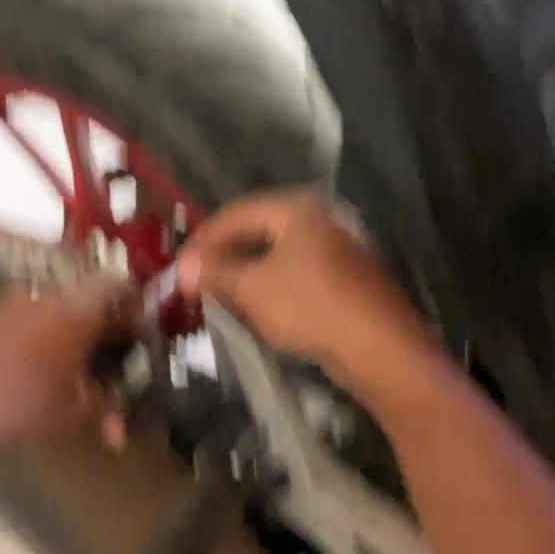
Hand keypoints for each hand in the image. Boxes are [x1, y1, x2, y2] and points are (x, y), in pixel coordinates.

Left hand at [0, 275, 137, 450]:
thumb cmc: (27, 408)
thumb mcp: (76, 413)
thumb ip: (104, 408)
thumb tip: (118, 425)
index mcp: (75, 312)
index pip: (114, 284)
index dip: (130, 301)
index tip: (133, 327)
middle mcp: (43, 297)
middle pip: (80, 299)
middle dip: (95, 325)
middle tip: (100, 356)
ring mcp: (8, 304)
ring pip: (49, 309)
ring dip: (62, 332)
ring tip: (62, 368)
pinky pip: (20, 320)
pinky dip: (33, 338)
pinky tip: (27, 369)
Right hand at [175, 189, 426, 381]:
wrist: (375, 345)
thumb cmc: (309, 305)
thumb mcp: (252, 288)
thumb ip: (215, 274)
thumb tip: (180, 268)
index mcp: (295, 208)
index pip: (235, 213)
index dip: (203, 238)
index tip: (179, 264)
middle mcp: (318, 219)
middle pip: (257, 232)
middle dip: (224, 256)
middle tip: (195, 281)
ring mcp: (334, 250)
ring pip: (276, 256)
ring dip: (244, 274)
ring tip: (218, 297)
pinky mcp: (342, 280)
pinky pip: (293, 276)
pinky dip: (268, 287)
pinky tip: (254, 309)